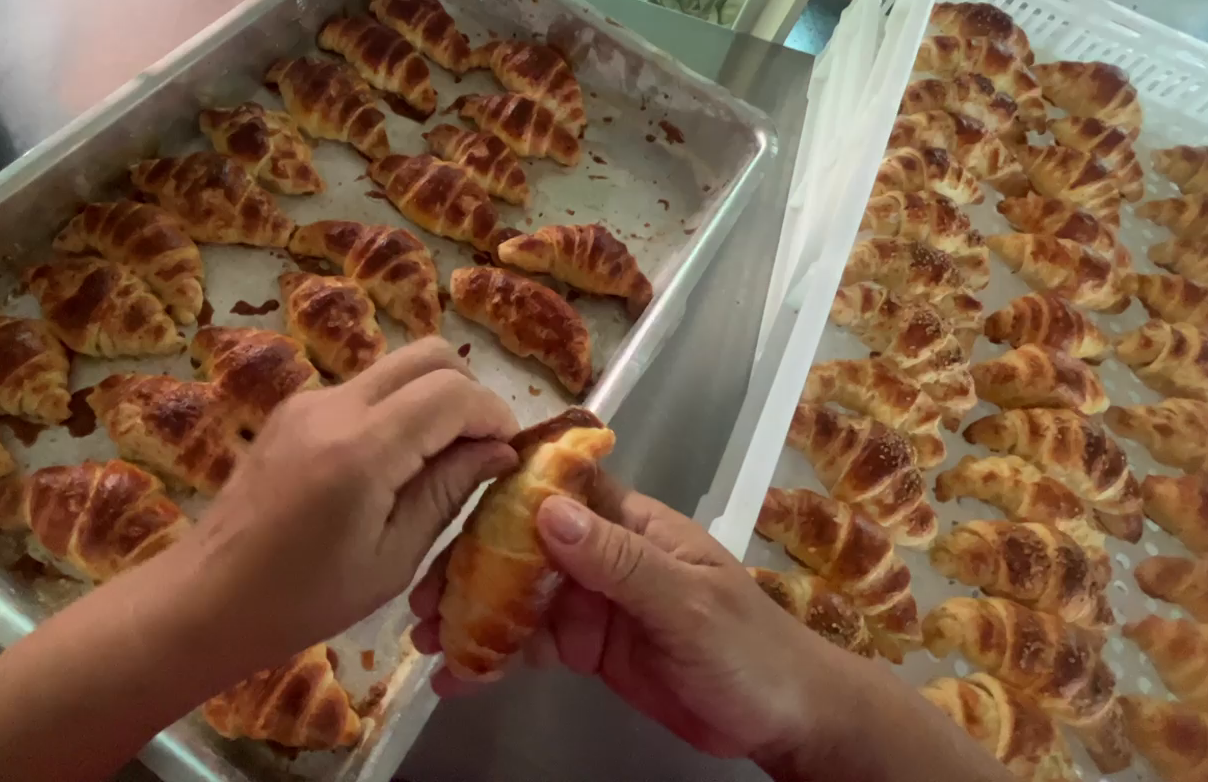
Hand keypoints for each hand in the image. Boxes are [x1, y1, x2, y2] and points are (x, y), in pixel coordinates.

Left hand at [150, 338, 519, 683]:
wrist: (203, 600)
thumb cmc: (302, 600)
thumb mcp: (393, 558)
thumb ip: (449, 490)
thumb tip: (500, 450)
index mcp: (361, 449)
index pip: (452, 393)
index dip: (494, 413)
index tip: (508, 451)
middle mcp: (335, 404)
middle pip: (430, 354)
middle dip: (470, 389)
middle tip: (479, 444)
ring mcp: (311, 398)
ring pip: (399, 365)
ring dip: (435, 396)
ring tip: (439, 457)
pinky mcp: (297, 406)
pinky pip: (369, 387)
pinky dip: (401, 407)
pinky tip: (393, 462)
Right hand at [407, 473, 853, 763]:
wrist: (784, 718)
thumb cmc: (746, 644)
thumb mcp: (685, 600)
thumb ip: (619, 560)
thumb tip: (549, 511)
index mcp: (631, 523)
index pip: (562, 490)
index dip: (507, 497)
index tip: (453, 512)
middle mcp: (605, 552)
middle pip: (528, 546)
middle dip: (475, 565)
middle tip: (423, 594)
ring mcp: (594, 599)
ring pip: (523, 596)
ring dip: (476, 612)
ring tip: (426, 635)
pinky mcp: (589, 646)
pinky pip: (535, 644)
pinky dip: (498, 657)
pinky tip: (460, 675)